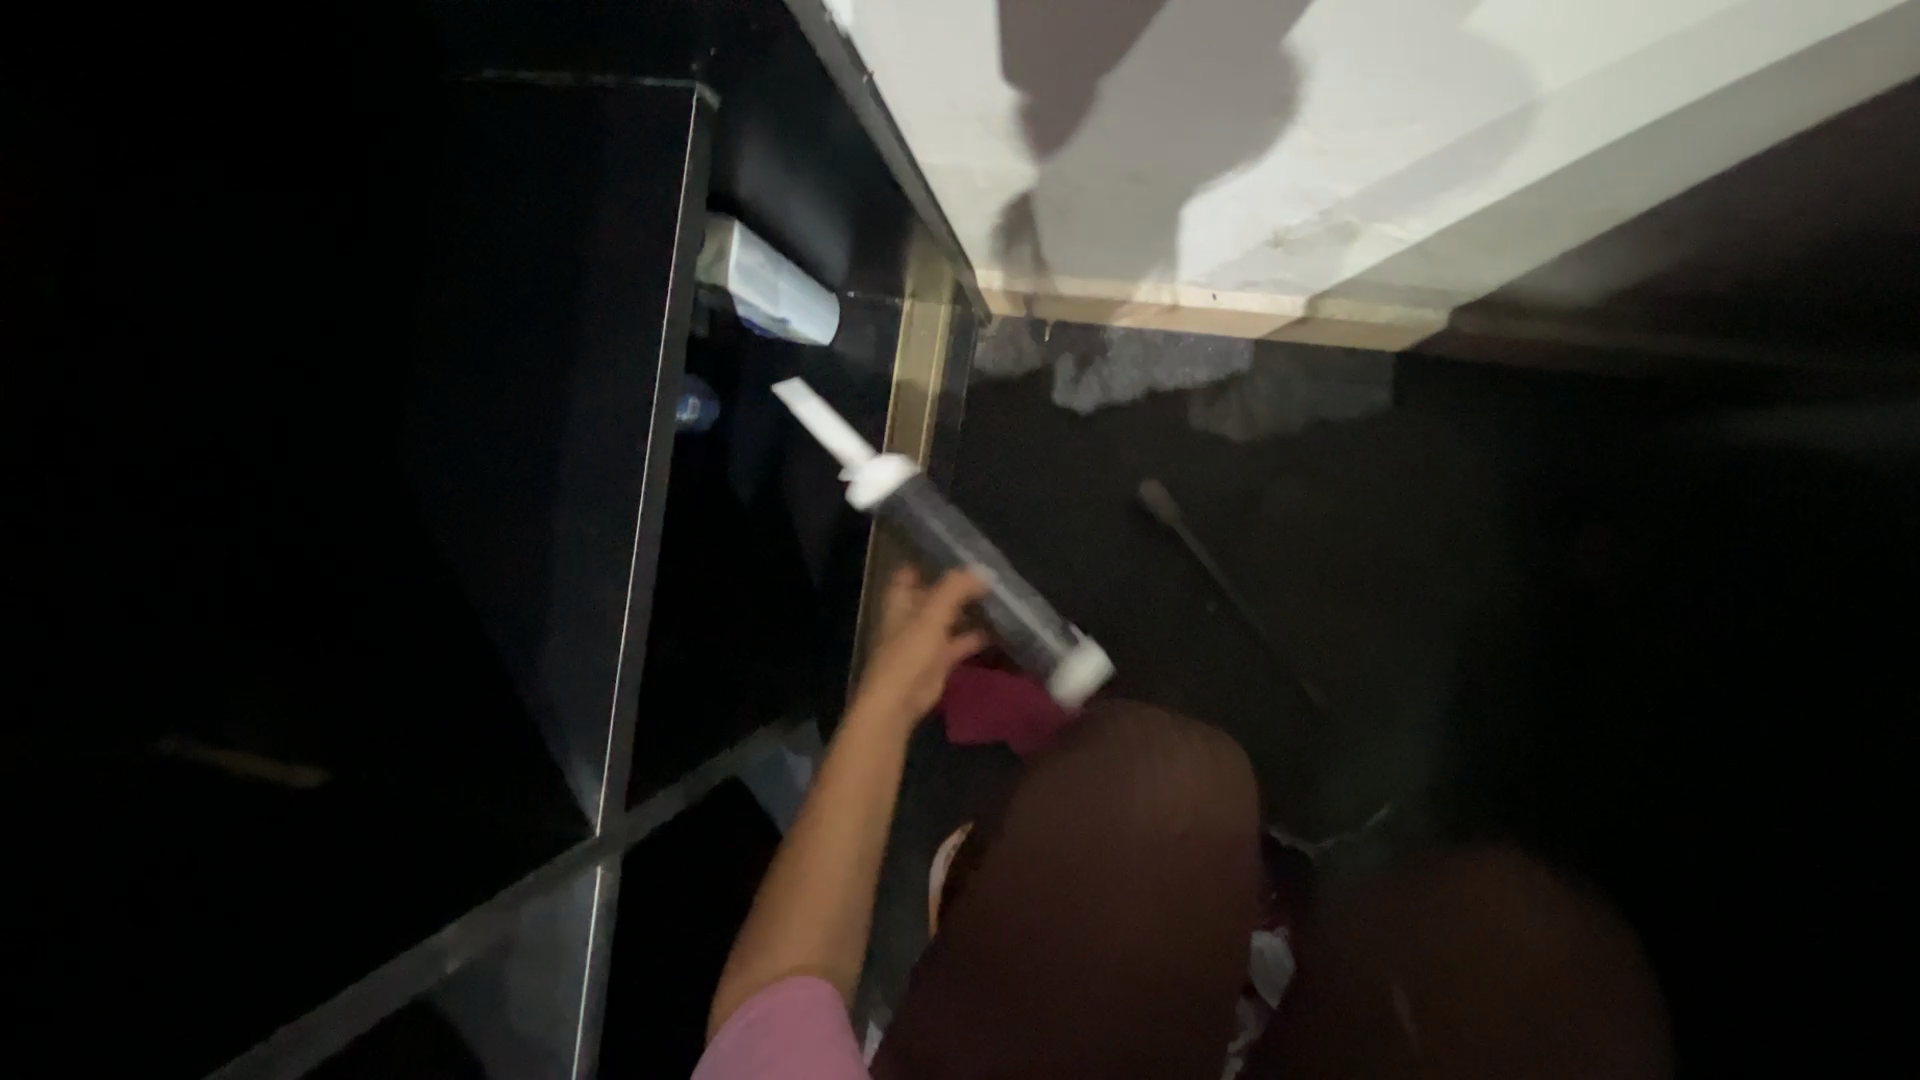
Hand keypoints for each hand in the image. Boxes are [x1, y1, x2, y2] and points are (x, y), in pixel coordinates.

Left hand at [849, 565, 990, 728]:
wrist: (899, 702)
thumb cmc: (907, 653)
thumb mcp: (931, 615)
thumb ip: (955, 589)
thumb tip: (983, 571)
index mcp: (900, 600)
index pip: (910, 571)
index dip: (928, 559)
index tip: (956, 549)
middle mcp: (911, 615)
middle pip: (934, 593)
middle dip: (958, 584)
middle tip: (989, 571)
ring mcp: (925, 638)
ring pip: (950, 617)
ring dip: (970, 609)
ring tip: (999, 595)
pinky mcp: (939, 660)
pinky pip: (960, 642)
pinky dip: (977, 636)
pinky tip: (1000, 629)